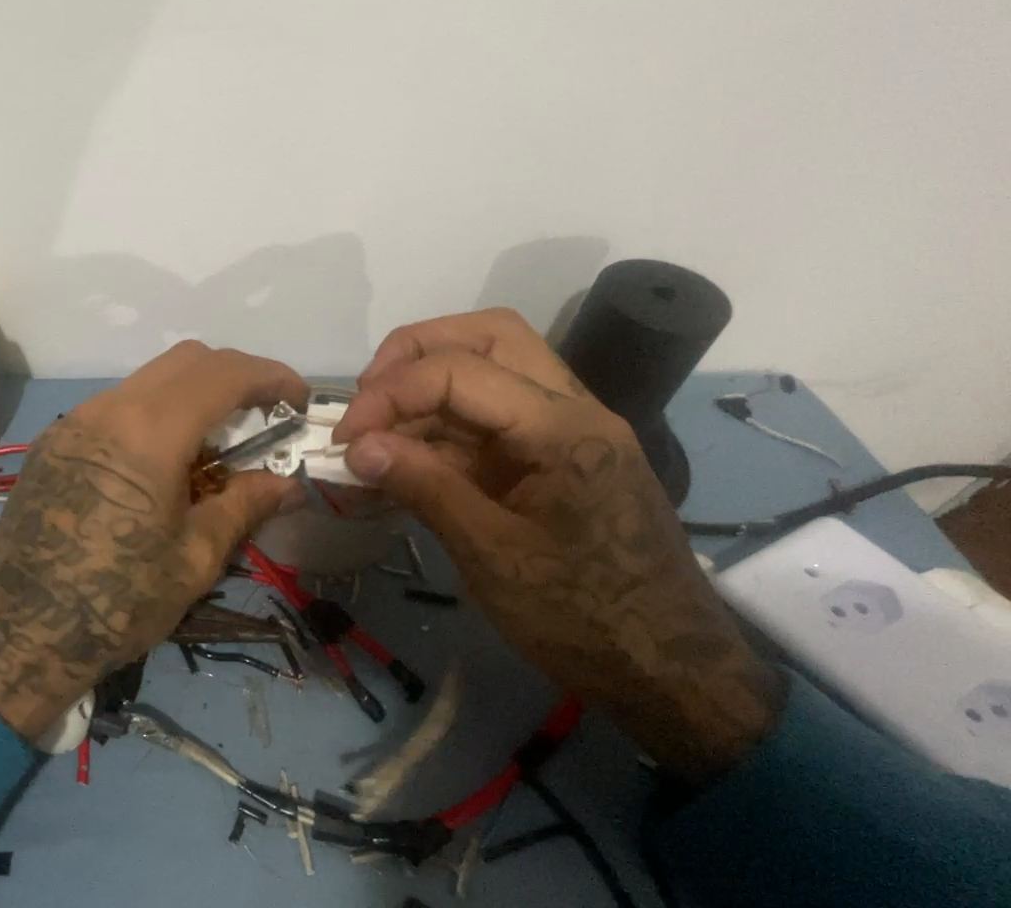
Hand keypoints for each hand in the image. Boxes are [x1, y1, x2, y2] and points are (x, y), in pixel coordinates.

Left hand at [0, 342, 308, 742]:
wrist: (20, 628)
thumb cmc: (117, 601)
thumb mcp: (194, 559)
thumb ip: (243, 505)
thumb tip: (287, 483)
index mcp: (149, 432)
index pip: (222, 373)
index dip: (270, 376)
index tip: (298, 400)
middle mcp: (107, 410)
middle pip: (184, 361)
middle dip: (233, 377)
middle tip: (261, 418)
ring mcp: (73, 423)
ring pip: (146, 381)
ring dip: (190, 397)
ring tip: (214, 449)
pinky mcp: (53, 444)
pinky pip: (113, 408)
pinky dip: (151, 416)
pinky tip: (161, 466)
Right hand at [332, 308, 785, 778]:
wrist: (666, 673)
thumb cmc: (581, 618)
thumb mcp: (491, 555)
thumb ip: (424, 487)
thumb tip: (356, 447)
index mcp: (563, 429)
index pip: (460, 371)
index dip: (390, 392)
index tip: (344, 439)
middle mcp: (570, 411)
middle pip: (488, 336)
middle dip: (415, 354)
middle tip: (368, 399)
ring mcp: (564, 432)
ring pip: (491, 366)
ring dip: (426, 383)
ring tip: (376, 428)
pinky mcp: (551, 458)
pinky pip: (490, 415)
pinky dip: (440, 422)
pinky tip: (403, 455)